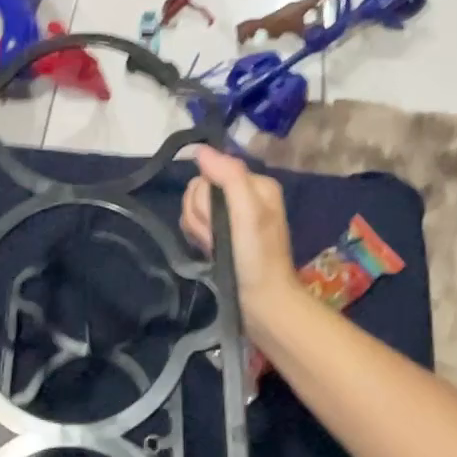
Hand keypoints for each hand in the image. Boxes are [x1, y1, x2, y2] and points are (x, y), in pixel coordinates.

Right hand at [180, 147, 299, 326]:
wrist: (262, 306)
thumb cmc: (257, 257)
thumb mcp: (249, 212)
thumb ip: (228, 176)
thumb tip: (200, 149)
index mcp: (255, 184)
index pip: (210, 171)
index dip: (206, 197)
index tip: (218, 219)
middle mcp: (243, 195)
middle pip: (199, 189)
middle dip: (202, 215)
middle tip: (218, 239)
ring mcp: (230, 216)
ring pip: (193, 207)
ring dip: (199, 229)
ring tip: (215, 249)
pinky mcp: (219, 235)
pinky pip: (194, 224)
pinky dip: (198, 238)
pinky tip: (210, 253)